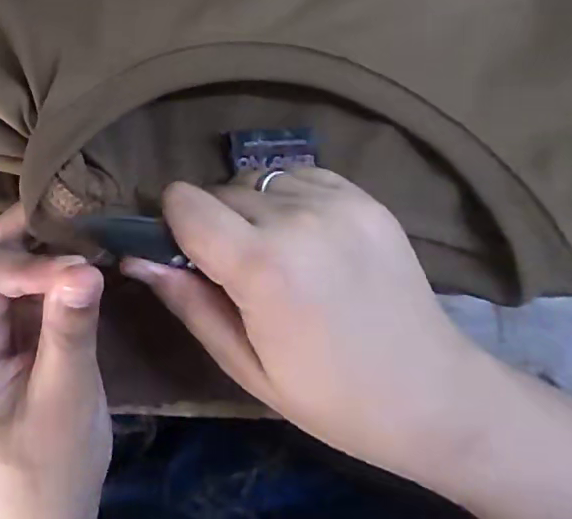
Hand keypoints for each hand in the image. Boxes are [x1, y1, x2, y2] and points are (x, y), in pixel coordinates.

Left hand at [0, 204, 110, 518]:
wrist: (55, 505)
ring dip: (47, 239)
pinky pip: (36, 277)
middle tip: (78, 211)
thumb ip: (69, 330)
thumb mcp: (64, 399)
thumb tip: (85, 267)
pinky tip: (87, 245)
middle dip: (31, 232)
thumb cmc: (51, 462)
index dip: (29, 265)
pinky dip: (60, 258)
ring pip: (12, 258)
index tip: (79, 265)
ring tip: (87, 220)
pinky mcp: (21, 324)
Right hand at [120, 168, 494, 480]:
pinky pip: (297, 176)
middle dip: (214, 221)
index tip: (184, 250)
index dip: (173, 222)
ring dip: (252, 208)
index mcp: (263, 267)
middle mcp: (296, 219)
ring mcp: (335, 201)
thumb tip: (136, 256)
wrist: (436, 394)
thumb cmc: (333, 397)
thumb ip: (188, 301)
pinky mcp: (363, 195)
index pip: (184, 200)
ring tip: (280, 253)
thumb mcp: (247, 365)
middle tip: (239, 269)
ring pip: (256, 180)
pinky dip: (289, 200)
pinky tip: (311, 239)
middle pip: (219, 189)